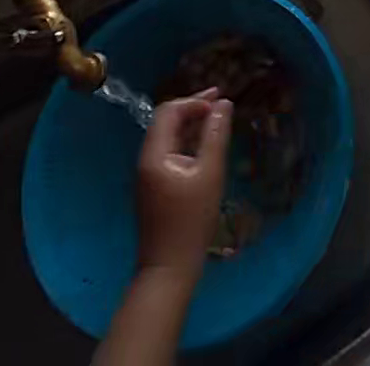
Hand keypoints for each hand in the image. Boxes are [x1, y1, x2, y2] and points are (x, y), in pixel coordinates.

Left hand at [136, 88, 232, 276]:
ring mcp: (149, 174)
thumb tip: (224, 104)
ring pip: (168, 136)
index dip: (194, 101)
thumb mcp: (210, 172)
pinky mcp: (155, 184)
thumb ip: (216, 135)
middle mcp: (146, 160)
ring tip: (218, 118)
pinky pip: (170, 151)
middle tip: (222, 102)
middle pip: (165, 121)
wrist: (169, 267)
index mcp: (154, 155)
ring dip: (192, 123)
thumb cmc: (192, 219)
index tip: (220, 102)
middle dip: (193, 108)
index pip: (169, 112)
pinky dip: (188, 140)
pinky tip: (207, 143)